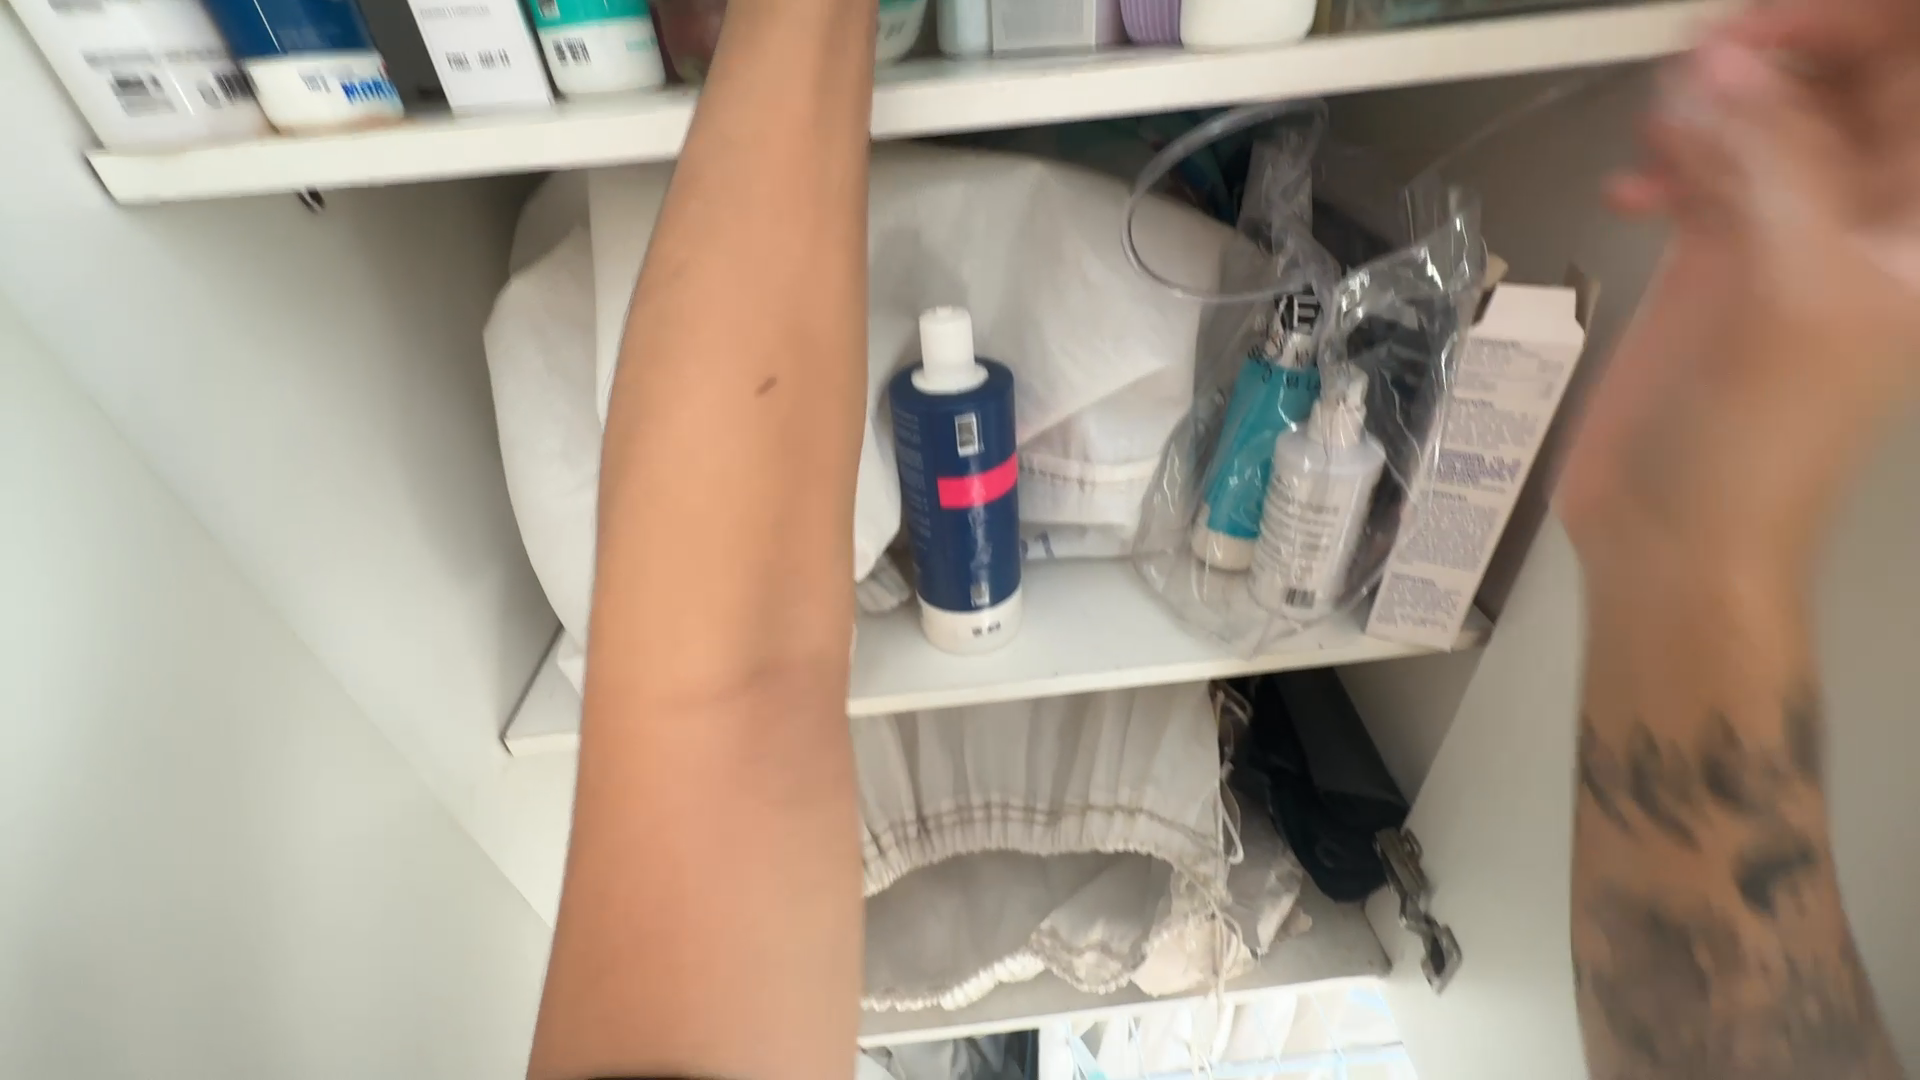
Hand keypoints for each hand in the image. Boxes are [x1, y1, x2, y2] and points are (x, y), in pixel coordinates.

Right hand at [1560, 35, 1919, 585]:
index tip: (1747, 31)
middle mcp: (1875, 203)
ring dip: (1714, 108)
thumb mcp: (1786, 288)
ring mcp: (1789, 232)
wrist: (1672, 523)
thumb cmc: (1755, 430)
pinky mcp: (1713, 264)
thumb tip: (1708, 65)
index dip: (1854, 25)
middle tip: (1690, 64)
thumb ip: (1765, 168)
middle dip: (1779, 53)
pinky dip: (1667, 168)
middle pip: (1855, 77)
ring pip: (1772, 121)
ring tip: (1652, 130)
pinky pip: (1704, 180)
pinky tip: (1627, 189)